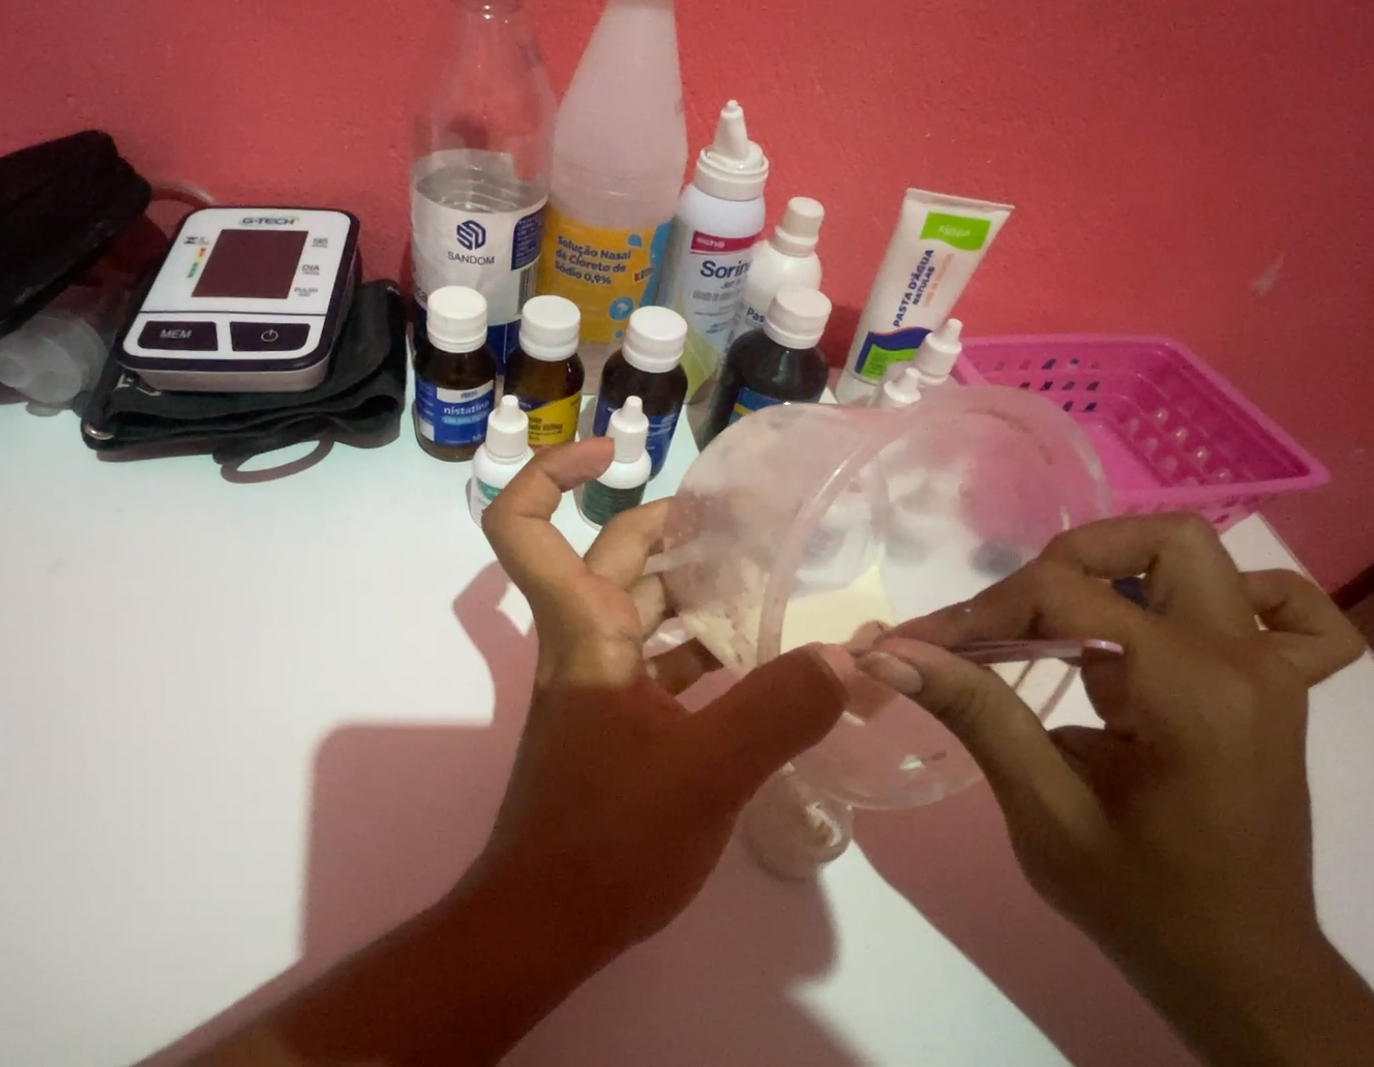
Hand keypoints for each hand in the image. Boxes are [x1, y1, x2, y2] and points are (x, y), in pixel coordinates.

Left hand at [474, 439, 851, 950]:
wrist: (547, 921)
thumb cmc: (608, 836)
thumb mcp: (707, 771)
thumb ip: (781, 710)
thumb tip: (851, 656)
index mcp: (583, 631)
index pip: (523, 526)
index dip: (549, 473)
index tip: (614, 453)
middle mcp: (585, 644)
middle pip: (614, 559)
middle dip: (671, 531)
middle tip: (746, 525)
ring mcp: (600, 686)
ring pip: (646, 613)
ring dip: (698, 594)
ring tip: (775, 585)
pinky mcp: (618, 725)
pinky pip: (664, 667)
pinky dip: (707, 655)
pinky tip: (767, 666)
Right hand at [856, 515, 1373, 1065]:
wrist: (1236, 964)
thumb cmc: (1135, 896)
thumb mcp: (1041, 807)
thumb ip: (975, 713)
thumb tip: (890, 654)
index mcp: (1188, 689)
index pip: (1063, 594)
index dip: (976, 610)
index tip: (916, 644)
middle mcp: (1242, 660)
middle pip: (1156, 543)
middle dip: (1058, 565)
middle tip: (1003, 623)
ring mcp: (1271, 670)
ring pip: (1201, 561)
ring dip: (1117, 573)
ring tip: (1057, 626)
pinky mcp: (1277, 688)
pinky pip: (1289, 609)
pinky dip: (1230, 598)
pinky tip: (1170, 631)